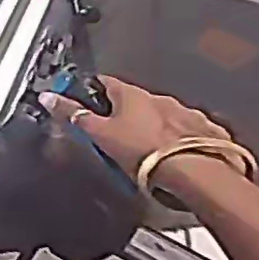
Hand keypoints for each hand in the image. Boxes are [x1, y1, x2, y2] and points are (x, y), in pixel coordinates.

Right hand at [38, 76, 233, 178]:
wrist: (199, 177)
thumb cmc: (145, 153)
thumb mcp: (100, 135)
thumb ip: (73, 114)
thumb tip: (48, 97)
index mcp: (131, 95)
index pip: (105, 82)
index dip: (91, 90)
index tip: (84, 99)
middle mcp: (160, 99)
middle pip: (135, 101)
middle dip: (124, 113)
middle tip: (114, 134)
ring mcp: (188, 115)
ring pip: (163, 116)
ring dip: (154, 126)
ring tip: (147, 150)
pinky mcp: (210, 133)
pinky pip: (189, 132)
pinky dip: (180, 140)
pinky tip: (176, 156)